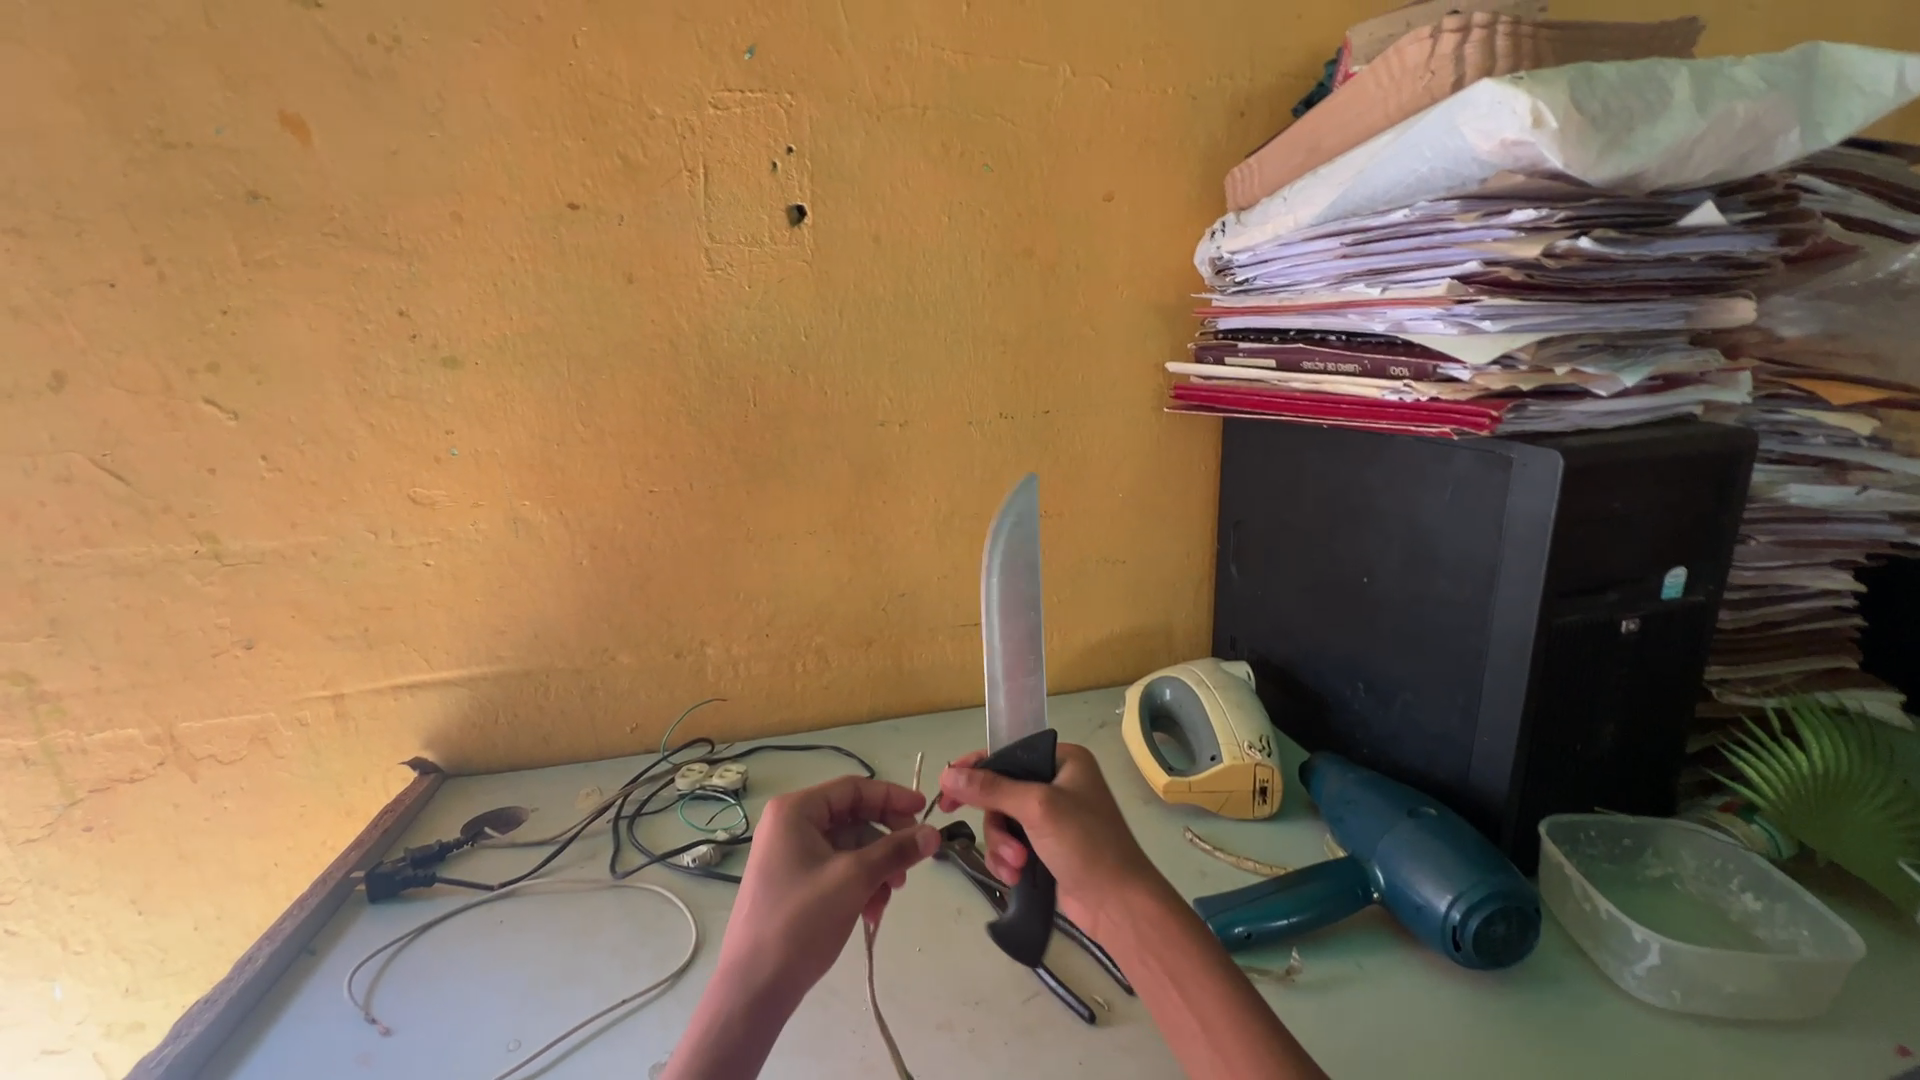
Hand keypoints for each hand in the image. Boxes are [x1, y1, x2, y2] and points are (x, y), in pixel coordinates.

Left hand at [716, 775, 939, 1006]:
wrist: (754, 986)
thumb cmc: (801, 921)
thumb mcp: (854, 879)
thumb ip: (896, 850)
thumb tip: (933, 833)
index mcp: (795, 811)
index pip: (853, 789)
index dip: (892, 797)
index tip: (925, 811)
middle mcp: (790, 825)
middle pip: (853, 818)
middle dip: (886, 840)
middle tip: (912, 861)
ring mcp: (790, 855)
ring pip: (849, 846)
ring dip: (876, 867)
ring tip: (890, 896)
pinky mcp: (794, 882)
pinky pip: (837, 868)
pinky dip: (860, 883)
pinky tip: (872, 910)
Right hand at [937, 743, 1166, 937]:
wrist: (1118, 904)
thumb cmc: (1086, 844)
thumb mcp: (1037, 808)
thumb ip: (991, 789)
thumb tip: (947, 775)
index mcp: (1063, 760)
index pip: (1008, 753)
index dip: (976, 768)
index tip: (946, 787)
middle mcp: (1057, 783)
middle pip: (1000, 793)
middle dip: (998, 825)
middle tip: (1001, 845)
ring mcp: (1053, 817)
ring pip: (1003, 823)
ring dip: (1002, 847)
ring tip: (1016, 866)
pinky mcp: (1047, 847)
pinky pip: (1011, 844)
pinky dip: (1008, 860)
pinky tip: (1016, 877)